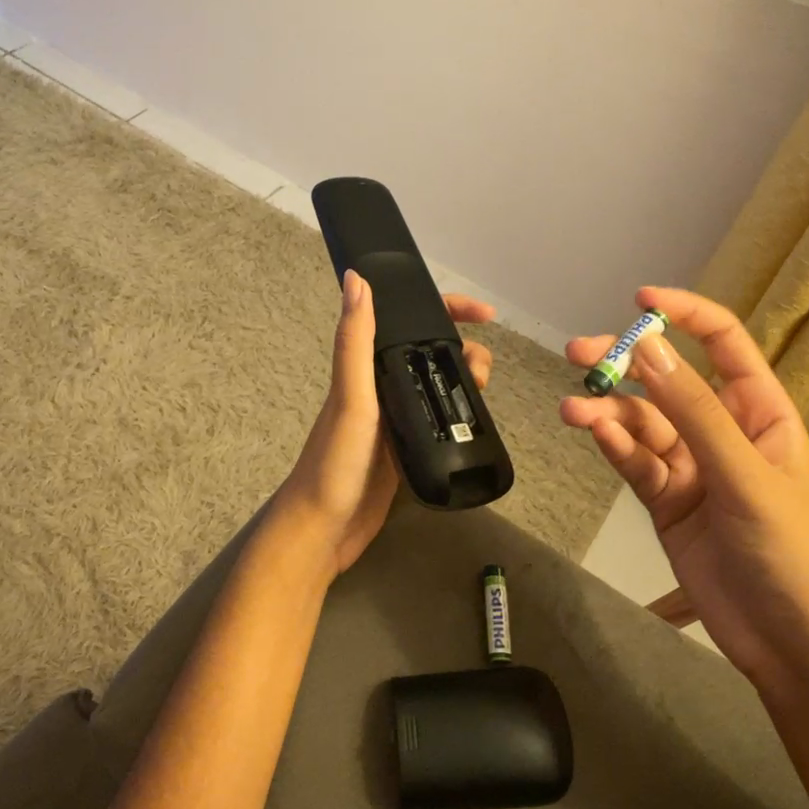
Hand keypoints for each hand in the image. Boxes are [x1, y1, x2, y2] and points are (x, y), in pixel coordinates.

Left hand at [271, 270, 495, 575]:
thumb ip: (355, 341)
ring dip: (465, 379)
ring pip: (436, 384)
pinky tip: (476, 421)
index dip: (448, 310)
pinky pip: (438, 419)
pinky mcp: (404, 449)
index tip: (486, 314)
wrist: (322, 531)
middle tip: (484, 372)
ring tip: (484, 393)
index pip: (410, 322)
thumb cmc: (334, 462)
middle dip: (465, 349)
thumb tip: (358, 277)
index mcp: (366, 368)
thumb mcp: (350, 399)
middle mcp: (380, 387)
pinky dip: (459, 412)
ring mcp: (394, 419)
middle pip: (430, 352)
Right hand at [559, 288, 808, 691]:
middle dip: (624, 363)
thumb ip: (694, 412)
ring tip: (573, 411)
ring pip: (641, 422)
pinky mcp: (666, 500)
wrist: (791, 645)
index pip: (722, 343)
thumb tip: (648, 345)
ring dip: (608, 411)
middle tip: (577, 353)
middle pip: (667, 379)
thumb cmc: (790, 553)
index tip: (639, 300)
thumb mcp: (745, 476)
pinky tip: (594, 435)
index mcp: (760, 412)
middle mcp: (723, 430)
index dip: (684, 314)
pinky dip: (613, 446)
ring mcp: (692, 466)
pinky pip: (634, 461)